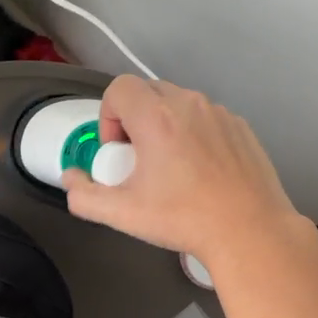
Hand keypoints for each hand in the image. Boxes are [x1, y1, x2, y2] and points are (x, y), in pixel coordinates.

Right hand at [63, 76, 307, 265]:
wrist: (247, 229)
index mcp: (157, 118)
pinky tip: (197, 173)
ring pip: (177, 104)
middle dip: (132, 121)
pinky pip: (203, 118)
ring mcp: (219, 112)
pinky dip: (190, 135)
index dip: (108, 117)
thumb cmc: (181, 218)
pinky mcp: (239, 125)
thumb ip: (84, 195)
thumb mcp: (121, 214)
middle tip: (136, 162)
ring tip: (168, 170)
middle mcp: (189, 104)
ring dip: (161, 127)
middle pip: (147, 92)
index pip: (119, 88)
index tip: (117, 153)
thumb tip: (70, 178)